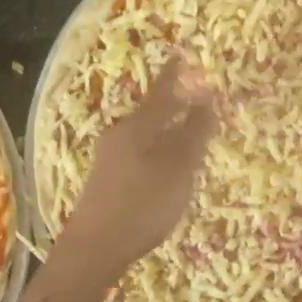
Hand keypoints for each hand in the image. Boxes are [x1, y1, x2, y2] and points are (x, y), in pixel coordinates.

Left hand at [56, 61, 218, 280]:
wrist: (94, 249)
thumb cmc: (141, 206)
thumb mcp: (177, 168)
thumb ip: (193, 133)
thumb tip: (207, 96)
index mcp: (137, 127)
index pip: (162, 92)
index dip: (175, 75)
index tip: (181, 53)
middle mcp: (118, 138)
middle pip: (150, 115)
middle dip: (171, 106)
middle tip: (190, 96)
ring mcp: (108, 163)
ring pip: (142, 138)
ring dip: (163, 133)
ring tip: (182, 134)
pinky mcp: (105, 186)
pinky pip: (136, 159)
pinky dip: (153, 155)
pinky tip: (161, 171)